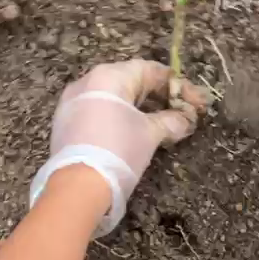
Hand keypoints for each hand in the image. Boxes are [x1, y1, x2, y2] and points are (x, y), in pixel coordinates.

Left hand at [28, 60, 207, 235]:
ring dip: (137, 111)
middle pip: (129, 83)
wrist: (77, 188)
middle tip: (179, 114)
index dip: (176, 86)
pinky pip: (97, 114)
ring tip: (159, 127)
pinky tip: (131, 135)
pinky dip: (117, 121)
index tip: (194, 103)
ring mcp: (71, 104)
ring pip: (112, 100)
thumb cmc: (118, 152)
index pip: (149, 71)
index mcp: (109, 76)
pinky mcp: (64, 126)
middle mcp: (86, 83)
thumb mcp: (150, 134)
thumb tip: (186, 120)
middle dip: (157, 99)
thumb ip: (171, 121)